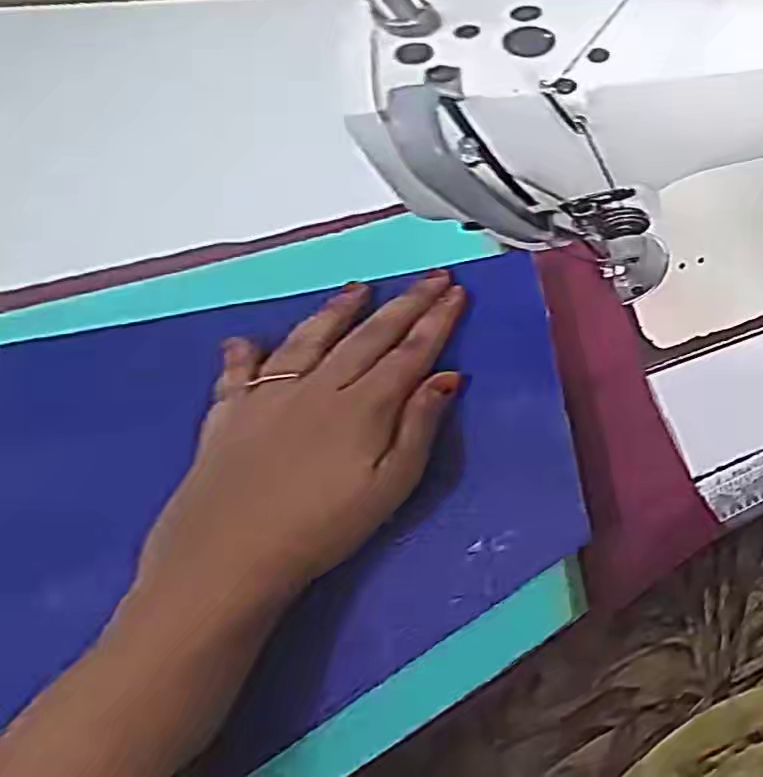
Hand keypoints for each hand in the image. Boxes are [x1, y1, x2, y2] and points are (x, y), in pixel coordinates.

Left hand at [134, 273, 467, 616]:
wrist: (221, 570)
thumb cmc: (326, 528)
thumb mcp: (394, 483)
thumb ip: (421, 424)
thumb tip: (449, 376)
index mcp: (364, 406)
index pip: (412, 351)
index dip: (438, 319)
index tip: (457, 291)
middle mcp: (318, 391)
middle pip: (369, 337)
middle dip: (406, 303)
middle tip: (431, 276)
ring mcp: (267, 403)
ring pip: (308, 342)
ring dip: (337, 312)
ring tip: (358, 288)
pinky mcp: (224, 423)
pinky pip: (236, 378)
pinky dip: (242, 355)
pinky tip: (245, 340)